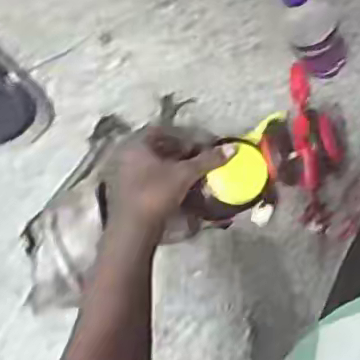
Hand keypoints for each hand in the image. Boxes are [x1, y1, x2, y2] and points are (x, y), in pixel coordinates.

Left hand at [105, 129, 231, 240]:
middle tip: (202, 160)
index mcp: (138, 145)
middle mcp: (128, 156)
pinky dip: (168, 178)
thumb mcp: (186, 174)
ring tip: (195, 173)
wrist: (134, 228)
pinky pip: (152, 176)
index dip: (185, 137)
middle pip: (161, 148)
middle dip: (183, 152)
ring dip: (177, 166)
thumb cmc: (156, 193)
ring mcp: (126, 174)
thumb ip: (208, 159)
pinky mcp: (130, 190)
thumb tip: (233, 147)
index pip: (164, 132)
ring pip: (157, 163)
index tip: (202, 147)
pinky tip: (183, 186)